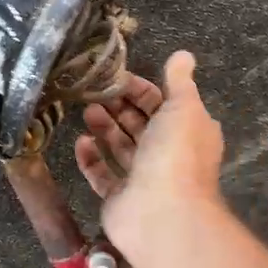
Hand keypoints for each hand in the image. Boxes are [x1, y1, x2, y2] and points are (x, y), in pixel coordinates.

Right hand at [73, 51, 224, 241]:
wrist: (163, 213)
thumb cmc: (176, 154)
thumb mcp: (183, 108)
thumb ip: (179, 81)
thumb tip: (183, 54)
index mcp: (187, 132)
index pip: (162, 104)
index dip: (140, 90)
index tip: (116, 76)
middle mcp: (167, 154)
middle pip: (140, 125)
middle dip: (118, 107)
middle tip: (93, 90)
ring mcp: (142, 178)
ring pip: (120, 148)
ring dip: (103, 128)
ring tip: (85, 110)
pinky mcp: (119, 198)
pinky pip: (102, 175)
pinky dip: (91, 158)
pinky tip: (80, 141)